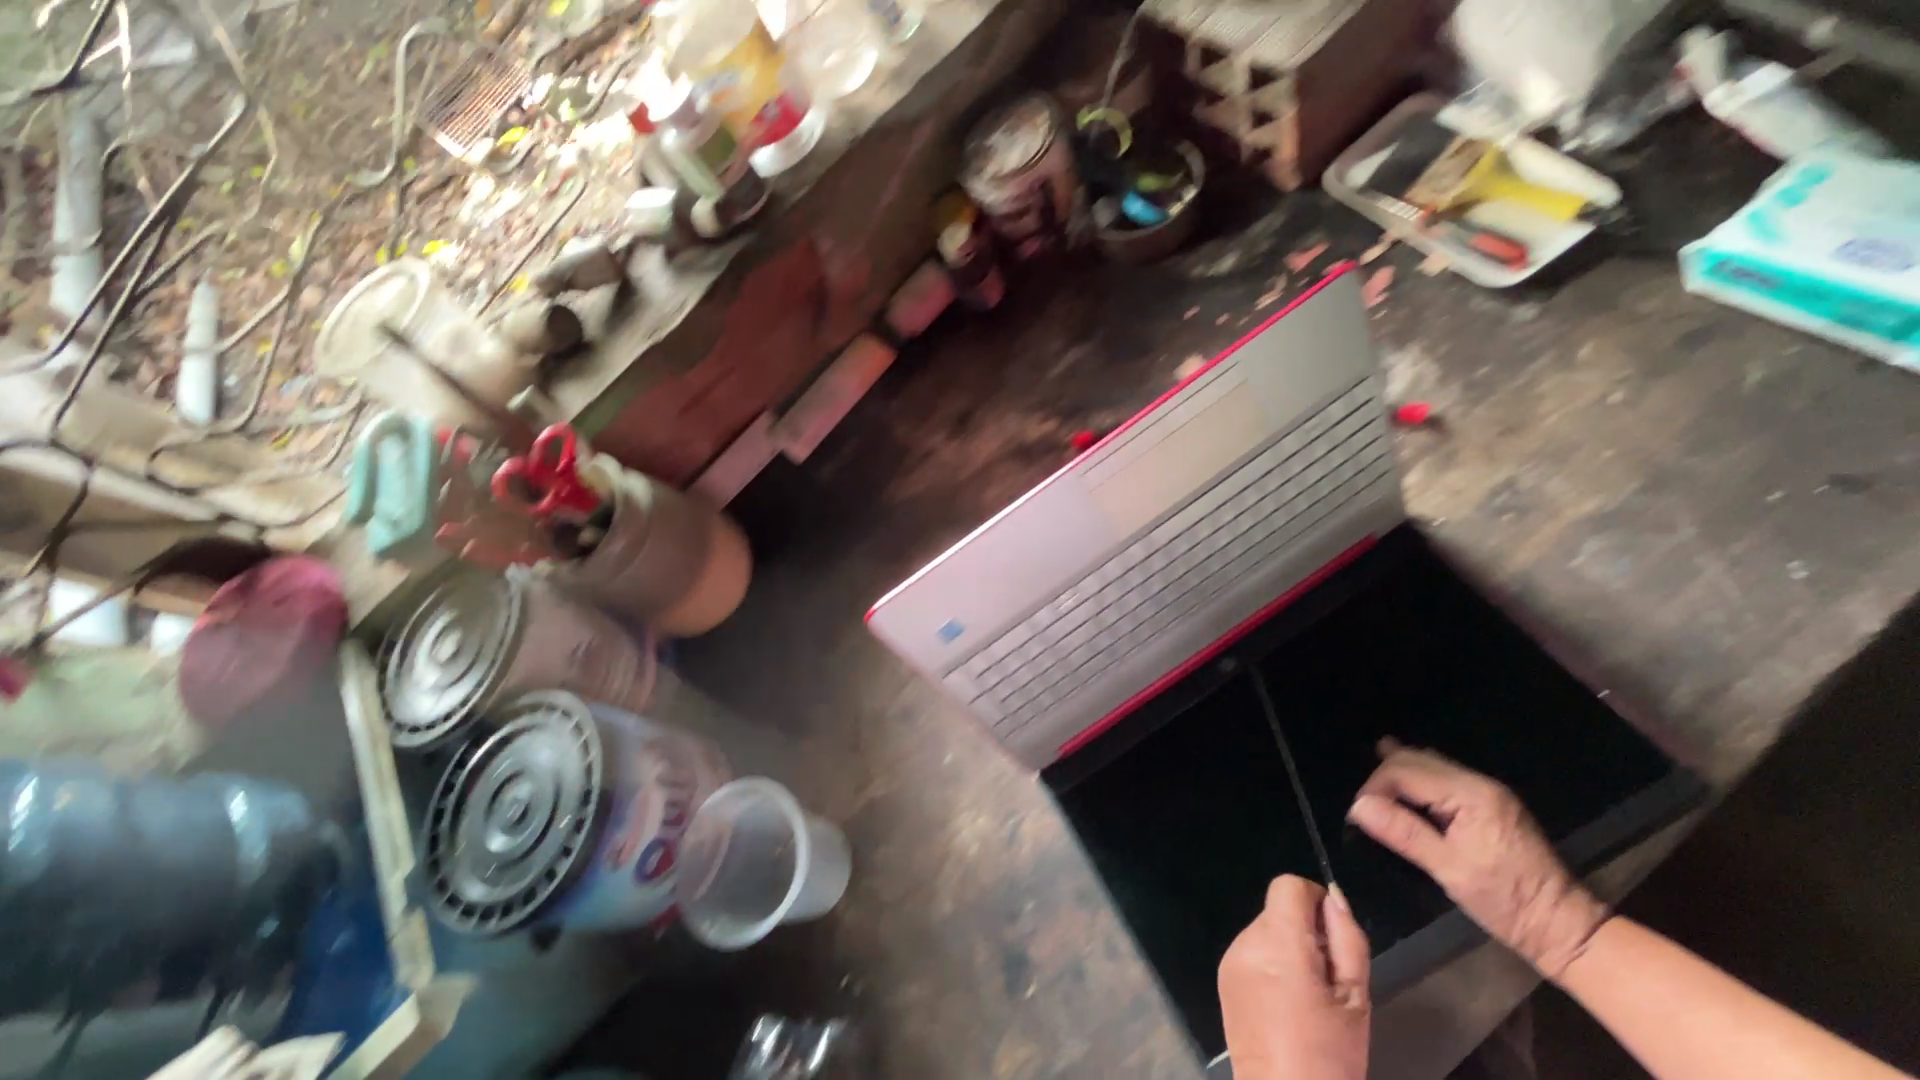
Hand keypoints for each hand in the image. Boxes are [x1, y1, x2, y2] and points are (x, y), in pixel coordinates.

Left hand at [1218, 875, 1370, 1079]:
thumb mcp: (1356, 997)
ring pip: (1265, 931)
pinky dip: (1271, 965)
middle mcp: (1246, 944)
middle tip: (1327, 980)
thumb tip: (1333, 898)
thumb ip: (1347, 938)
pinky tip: (1285, 1004)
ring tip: (1308, 997)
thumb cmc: (1329, 1055)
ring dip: (1287, 949)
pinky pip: (1252, 953)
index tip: (1332, 938)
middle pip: (1277, 910)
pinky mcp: (1223, 980)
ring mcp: (1230, 961)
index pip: (1288, 886)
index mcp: (1278, 943)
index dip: (1314, 902)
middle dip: (1305, 932)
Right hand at [1346, 738, 1607, 978]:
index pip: (1405, 771)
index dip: (1375, 787)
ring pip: (1430, 765)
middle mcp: (1480, 783)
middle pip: (1417, 760)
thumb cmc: (1505, 901)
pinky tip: (1402, 786)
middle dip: (1383, 776)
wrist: (1562, 926)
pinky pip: (1443, 778)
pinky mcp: (1490, 804)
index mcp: (1471, 795)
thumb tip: (1358, 806)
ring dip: (1399, 774)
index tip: (1359, 816)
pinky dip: (1418, 781)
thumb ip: (1404, 832)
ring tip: (1371, 790)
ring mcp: (1488, 792)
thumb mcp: (1449, 870)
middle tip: (1363, 806)